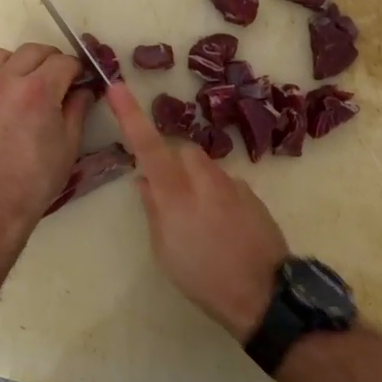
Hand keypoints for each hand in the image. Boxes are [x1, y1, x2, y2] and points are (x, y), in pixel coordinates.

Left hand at [0, 43, 95, 246]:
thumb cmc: (37, 180)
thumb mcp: (69, 145)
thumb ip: (77, 109)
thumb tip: (83, 90)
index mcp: (38, 90)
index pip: (63, 61)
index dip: (78, 69)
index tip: (82, 80)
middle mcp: (8, 82)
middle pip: (33, 51)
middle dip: (52, 60)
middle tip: (62, 80)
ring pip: (3, 56)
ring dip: (22, 62)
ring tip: (32, 83)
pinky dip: (3, 79)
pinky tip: (12, 103)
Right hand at [105, 84, 287, 339]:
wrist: (263, 295)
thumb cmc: (203, 278)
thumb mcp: (164, 250)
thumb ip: (154, 209)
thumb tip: (145, 180)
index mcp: (176, 194)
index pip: (148, 146)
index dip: (130, 116)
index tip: (118, 86)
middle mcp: (206, 180)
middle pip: (183, 151)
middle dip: (171, 163)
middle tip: (165, 195)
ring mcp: (233, 185)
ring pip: (205, 168)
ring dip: (194, 181)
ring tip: (196, 220)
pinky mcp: (253, 196)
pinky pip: (225, 184)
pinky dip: (215, 195)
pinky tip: (221, 227)